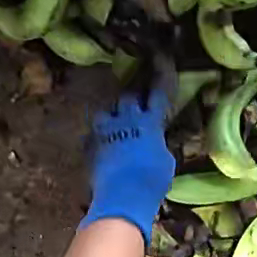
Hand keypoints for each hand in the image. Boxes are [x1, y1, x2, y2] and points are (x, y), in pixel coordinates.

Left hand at [82, 89, 173, 241]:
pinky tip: (101, 143)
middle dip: (131, 97)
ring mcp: (106, 132)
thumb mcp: (166, 161)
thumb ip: (158, 144)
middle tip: (134, 98)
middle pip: (127, 97)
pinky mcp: (90, 146)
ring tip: (113, 119)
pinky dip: (98, 137)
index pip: (157, 95)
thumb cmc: (152, 181)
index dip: (160, 77)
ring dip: (110, 114)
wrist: (122, 196)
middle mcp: (126, 121)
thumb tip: (154, 140)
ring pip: (105, 112)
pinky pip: (93, 134)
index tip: (161, 60)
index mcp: (149, 123)